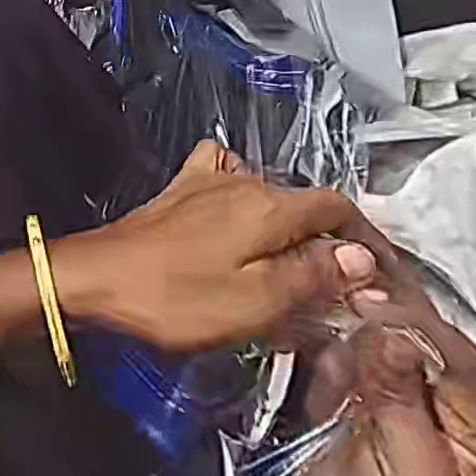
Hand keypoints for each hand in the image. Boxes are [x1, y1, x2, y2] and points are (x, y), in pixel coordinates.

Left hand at [54, 141, 378, 351]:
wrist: (98, 276)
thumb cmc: (175, 295)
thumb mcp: (253, 301)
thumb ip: (310, 275)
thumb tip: (360, 255)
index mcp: (268, 206)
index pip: (337, 207)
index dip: (365, 238)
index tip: (377, 275)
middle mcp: (242, 181)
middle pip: (304, 203)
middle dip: (328, 239)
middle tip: (335, 287)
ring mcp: (207, 180)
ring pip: (268, 193)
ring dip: (288, 224)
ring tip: (290, 264)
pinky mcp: (180, 189)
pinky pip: (224, 175)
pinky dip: (242, 192)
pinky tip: (237, 216)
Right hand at [303, 288, 475, 475]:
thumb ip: (402, 402)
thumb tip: (391, 330)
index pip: (457, 363)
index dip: (416, 325)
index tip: (371, 295)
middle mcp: (451, 418)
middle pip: (422, 347)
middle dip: (384, 315)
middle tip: (347, 284)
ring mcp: (405, 410)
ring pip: (383, 348)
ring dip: (354, 326)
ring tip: (330, 300)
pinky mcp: (364, 408)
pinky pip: (351, 363)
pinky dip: (333, 347)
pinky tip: (321, 335)